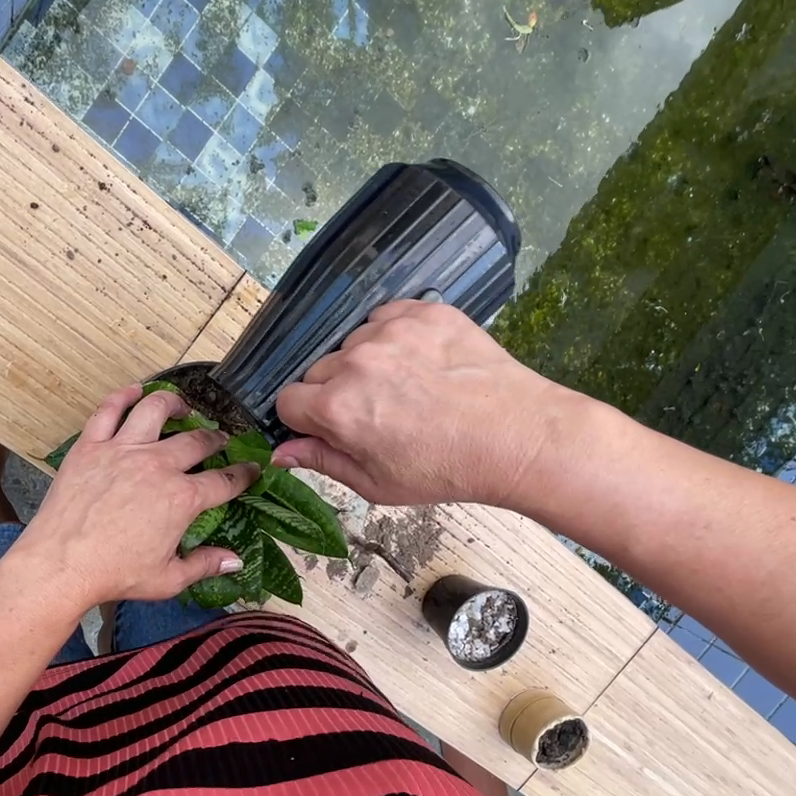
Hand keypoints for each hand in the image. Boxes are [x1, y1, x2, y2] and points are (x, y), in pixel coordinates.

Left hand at [12, 386, 258, 606]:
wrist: (61, 565)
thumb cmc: (115, 574)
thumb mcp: (168, 579)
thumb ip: (205, 564)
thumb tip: (235, 560)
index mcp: (182, 498)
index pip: (224, 481)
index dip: (242, 474)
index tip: (250, 469)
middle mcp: (157, 465)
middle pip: (196, 441)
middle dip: (215, 438)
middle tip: (219, 440)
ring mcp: (123, 450)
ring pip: (155, 410)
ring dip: (175, 404)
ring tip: (182, 407)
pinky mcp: (90, 446)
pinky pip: (108, 410)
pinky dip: (123, 396)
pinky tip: (134, 390)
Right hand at [272, 300, 596, 509]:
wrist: (515, 437)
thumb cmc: (445, 468)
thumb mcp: (374, 483)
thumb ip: (322, 460)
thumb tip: (280, 453)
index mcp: (337, 409)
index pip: (288, 400)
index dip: (306, 418)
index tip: (331, 427)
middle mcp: (356, 364)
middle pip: (318, 372)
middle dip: (336, 392)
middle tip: (377, 413)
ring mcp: (390, 333)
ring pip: (351, 344)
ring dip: (366, 363)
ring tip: (405, 388)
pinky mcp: (423, 313)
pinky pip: (385, 317)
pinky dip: (393, 337)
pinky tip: (419, 364)